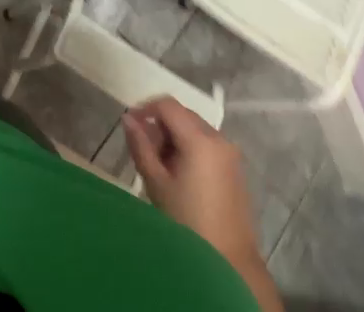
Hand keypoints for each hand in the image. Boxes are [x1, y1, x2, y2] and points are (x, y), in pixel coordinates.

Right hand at [122, 97, 262, 270]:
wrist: (229, 258)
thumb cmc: (187, 221)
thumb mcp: (156, 182)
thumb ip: (141, 145)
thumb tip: (128, 118)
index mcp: (200, 140)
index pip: (168, 105)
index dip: (145, 108)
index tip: (129, 125)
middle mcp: (219, 138)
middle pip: (183, 114)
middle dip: (160, 125)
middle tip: (145, 151)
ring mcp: (231, 153)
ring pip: (195, 128)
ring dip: (175, 137)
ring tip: (161, 167)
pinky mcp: (235, 167)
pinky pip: (207, 144)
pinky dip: (190, 147)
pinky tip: (180, 175)